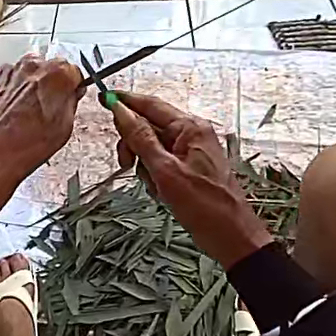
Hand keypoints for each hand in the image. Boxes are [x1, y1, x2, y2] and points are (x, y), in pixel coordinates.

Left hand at [0, 53, 83, 231]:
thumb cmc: (21, 146)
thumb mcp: (63, 129)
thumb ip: (70, 104)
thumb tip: (70, 97)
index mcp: (55, 74)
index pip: (72, 71)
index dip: (72, 85)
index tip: (70, 95)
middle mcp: (29, 67)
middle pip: (46, 69)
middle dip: (48, 86)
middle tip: (47, 110)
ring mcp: (6, 72)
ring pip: (23, 75)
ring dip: (25, 90)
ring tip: (25, 118)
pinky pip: (3, 83)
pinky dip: (7, 95)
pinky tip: (8, 117)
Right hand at [107, 91, 273, 266]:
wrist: (231, 236)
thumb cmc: (205, 206)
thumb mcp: (165, 170)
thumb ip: (141, 138)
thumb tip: (121, 111)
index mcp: (190, 128)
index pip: (150, 105)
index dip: (125, 101)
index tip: (104, 98)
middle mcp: (192, 134)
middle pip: (149, 126)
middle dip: (133, 144)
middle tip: (127, 163)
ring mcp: (191, 151)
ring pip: (152, 147)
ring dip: (144, 165)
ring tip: (154, 185)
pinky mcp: (189, 168)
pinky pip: (161, 163)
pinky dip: (154, 175)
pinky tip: (162, 191)